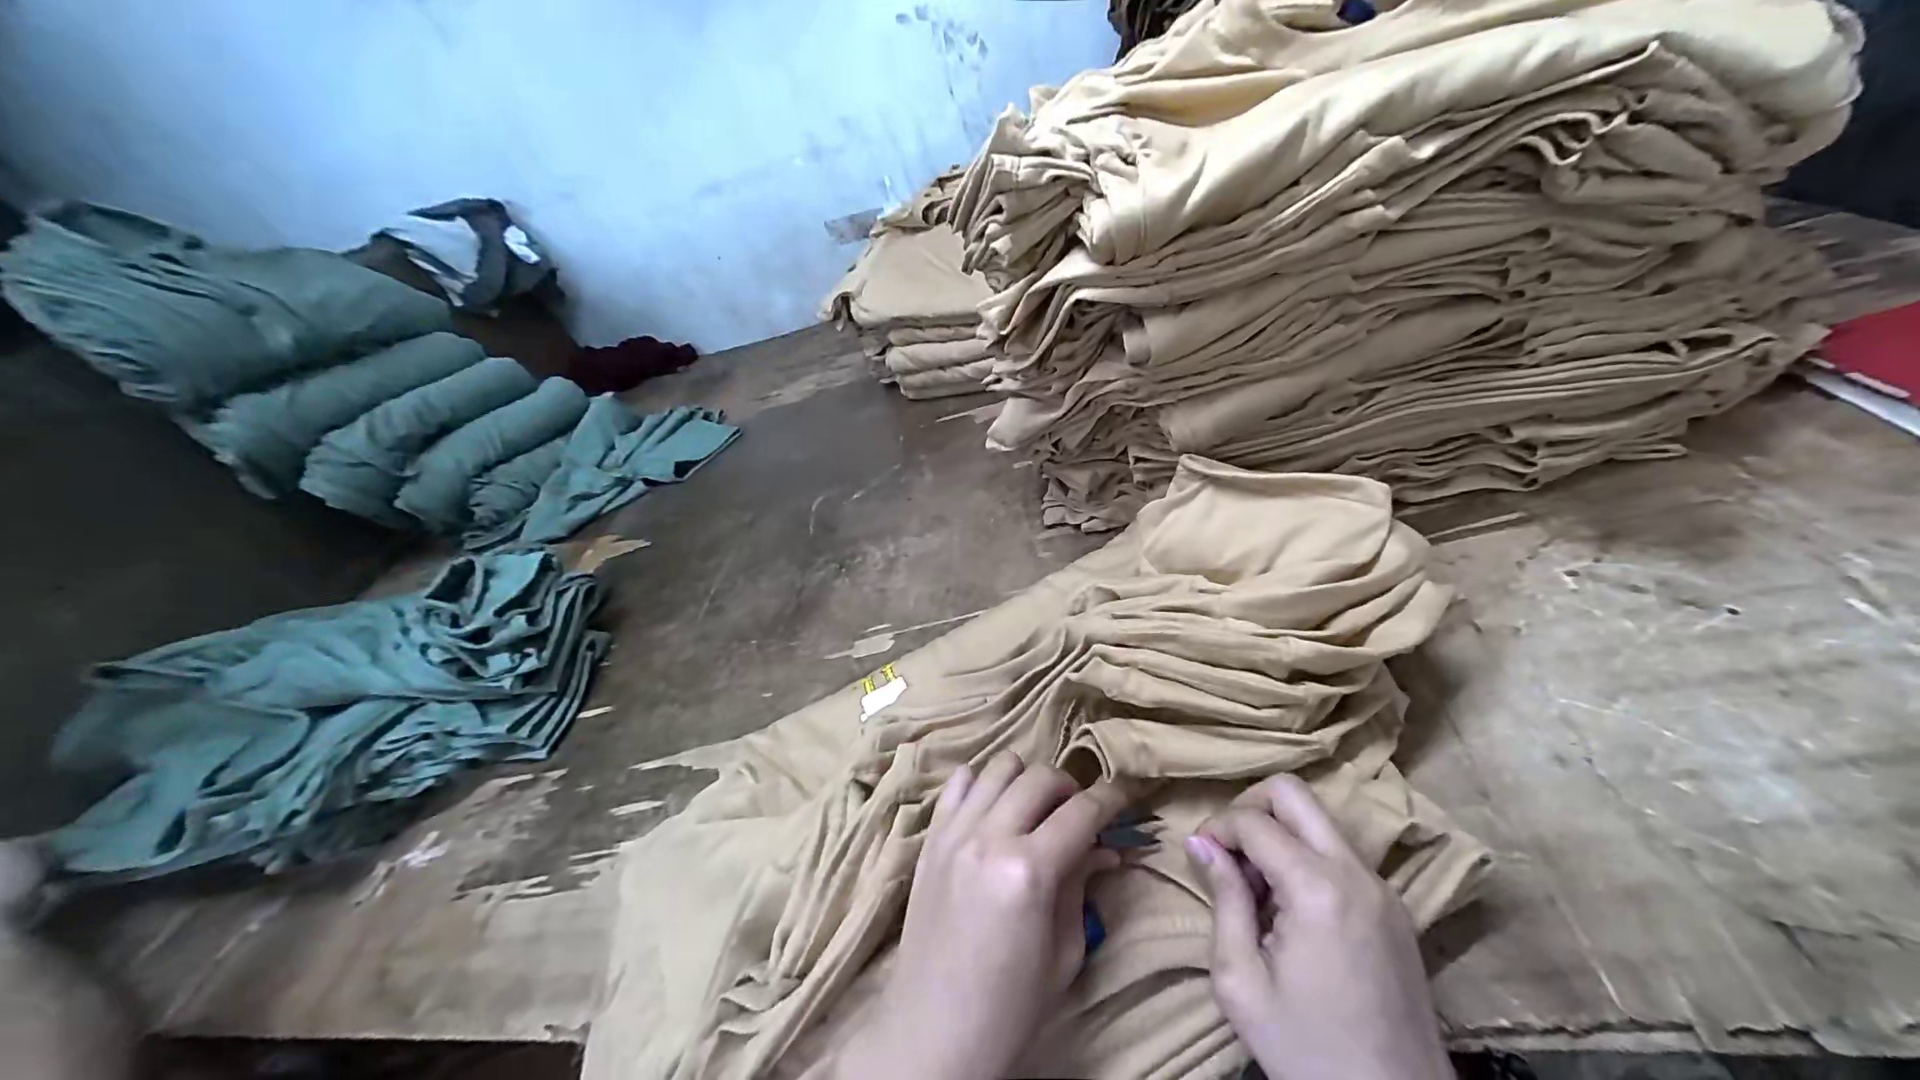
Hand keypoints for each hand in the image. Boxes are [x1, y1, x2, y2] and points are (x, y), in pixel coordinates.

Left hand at [836, 751, 1124, 1079]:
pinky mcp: (930, 839)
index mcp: (1028, 871)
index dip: (1111, 798)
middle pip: (1040, 777)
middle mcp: (988, 838)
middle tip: (1080, 813)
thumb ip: (1081, 885)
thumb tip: (1105, 849)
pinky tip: (994, 807)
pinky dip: (982, 783)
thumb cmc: (1010, 1007)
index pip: (1081, 811)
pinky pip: (958, 784)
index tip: (1124, 796)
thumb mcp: (1064, 952)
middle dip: (1070, 788)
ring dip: (1027, 780)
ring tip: (1037, 808)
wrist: (934, 1030)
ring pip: (998, 768)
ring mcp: (953, 833)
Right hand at [1184, 775, 1453, 1079]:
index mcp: (1318, 889)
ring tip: (1256, 884)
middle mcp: (1357, 873)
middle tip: (1227, 849)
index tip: (1198, 854)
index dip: (1216, 827)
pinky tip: (1288, 905)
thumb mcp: (1241, 981)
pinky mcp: (1395, 908)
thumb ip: (1223, 900)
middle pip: (1294, 794)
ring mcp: (1383, 888)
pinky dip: (1304, 856)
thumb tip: (1200, 842)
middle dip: (1248, 807)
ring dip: (1278, 832)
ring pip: (1318, 819)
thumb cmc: (1306, 1049)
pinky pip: (1339, 852)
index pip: (1254, 820)